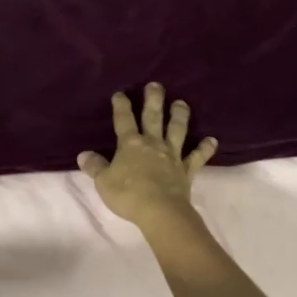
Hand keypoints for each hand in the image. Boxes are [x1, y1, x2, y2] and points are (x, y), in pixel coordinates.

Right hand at [78, 83, 217, 230]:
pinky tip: (212, 140)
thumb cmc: (128, 195)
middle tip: (156, 85)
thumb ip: (95, 166)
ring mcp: (172, 156)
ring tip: (182, 103)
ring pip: (177, 130)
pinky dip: (205, 149)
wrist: (160, 211)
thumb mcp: (103, 182)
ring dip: (180, 116)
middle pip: (153, 117)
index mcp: (130, 144)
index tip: (120, 93)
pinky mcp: (186, 170)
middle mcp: (153, 144)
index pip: (124, 120)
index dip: (121, 106)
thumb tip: (84, 154)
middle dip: (154, 100)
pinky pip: (197, 157)